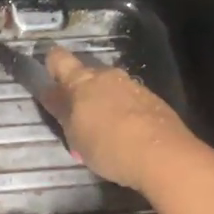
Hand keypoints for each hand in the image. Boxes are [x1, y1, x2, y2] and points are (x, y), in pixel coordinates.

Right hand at [46, 47, 197, 193]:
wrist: (164, 156)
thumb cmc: (109, 146)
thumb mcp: (75, 135)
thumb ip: (61, 111)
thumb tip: (49, 92)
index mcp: (81, 80)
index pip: (58, 57)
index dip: (51, 66)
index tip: (50, 84)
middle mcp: (106, 75)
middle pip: (86, 74)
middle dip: (80, 91)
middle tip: (77, 118)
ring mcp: (132, 85)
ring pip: (109, 87)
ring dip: (103, 102)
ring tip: (104, 130)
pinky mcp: (152, 99)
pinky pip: (129, 100)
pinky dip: (124, 112)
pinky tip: (127, 134)